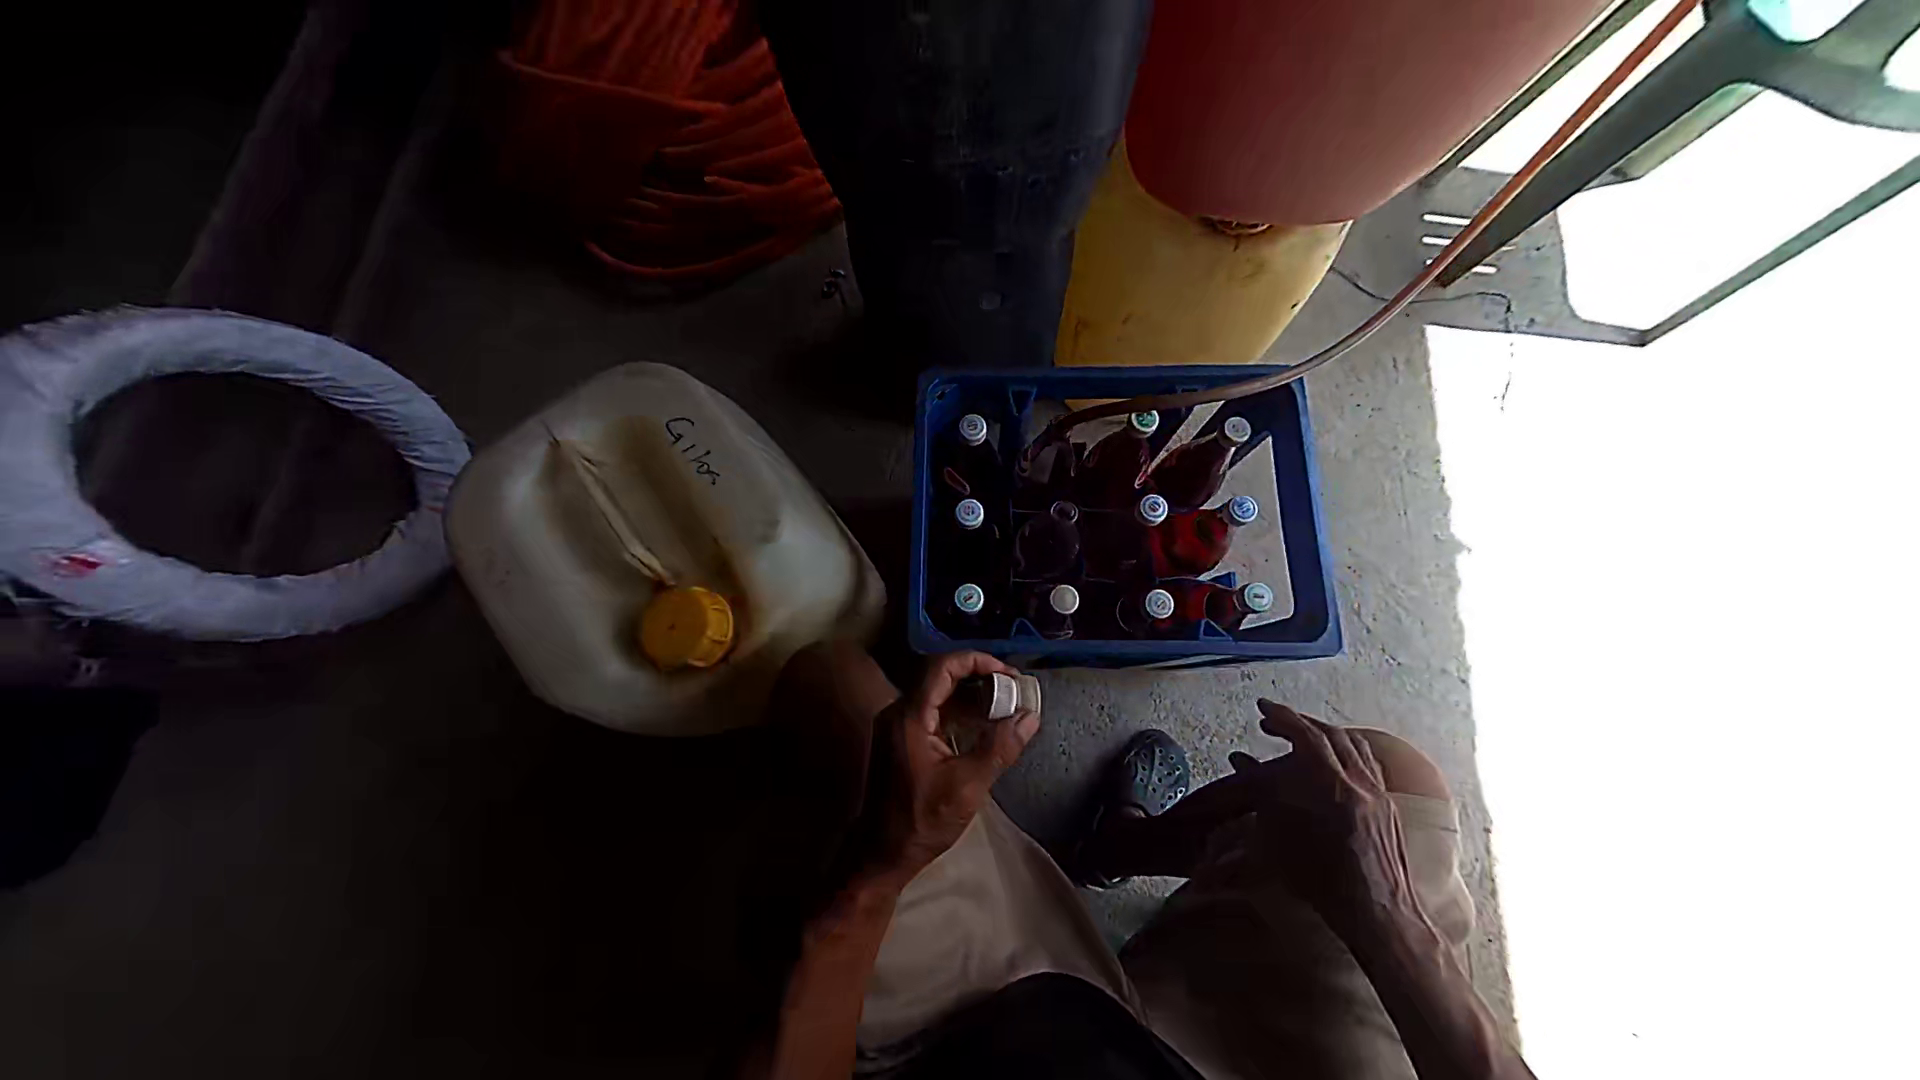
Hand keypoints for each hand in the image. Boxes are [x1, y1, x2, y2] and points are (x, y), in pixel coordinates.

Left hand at [864, 652, 1040, 886]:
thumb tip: (1030, 716)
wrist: (882, 853)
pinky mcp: (902, 738)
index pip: (942, 667)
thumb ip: (999, 747)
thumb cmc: (922, 820)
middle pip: (940, 675)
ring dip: (971, 693)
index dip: (976, 661)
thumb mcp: (967, 786)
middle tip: (1012, 687)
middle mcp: (898, 712)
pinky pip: (933, 711)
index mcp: (909, 717)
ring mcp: (898, 725)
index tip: (1007, 673)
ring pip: (938, 693)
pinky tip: (984, 722)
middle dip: (978, 675)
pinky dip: (960, 710)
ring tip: (1006, 702)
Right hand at [1225, 701, 1435, 941]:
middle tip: (1272, 720)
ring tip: (1300, 733)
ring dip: (1323, 732)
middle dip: (1298, 721)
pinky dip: (1344, 749)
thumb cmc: (1327, 885)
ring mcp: (1379, 794)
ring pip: (1353, 745)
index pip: (1307, 738)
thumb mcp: (1280, 838)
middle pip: (1331, 735)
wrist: (1381, 917)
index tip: (1262, 707)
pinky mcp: (1388, 806)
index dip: (1282, 717)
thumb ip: (1261, 793)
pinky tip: (1332, 758)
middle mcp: (1362, 785)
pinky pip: (1367, 762)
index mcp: (1336, 790)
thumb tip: (1241, 760)